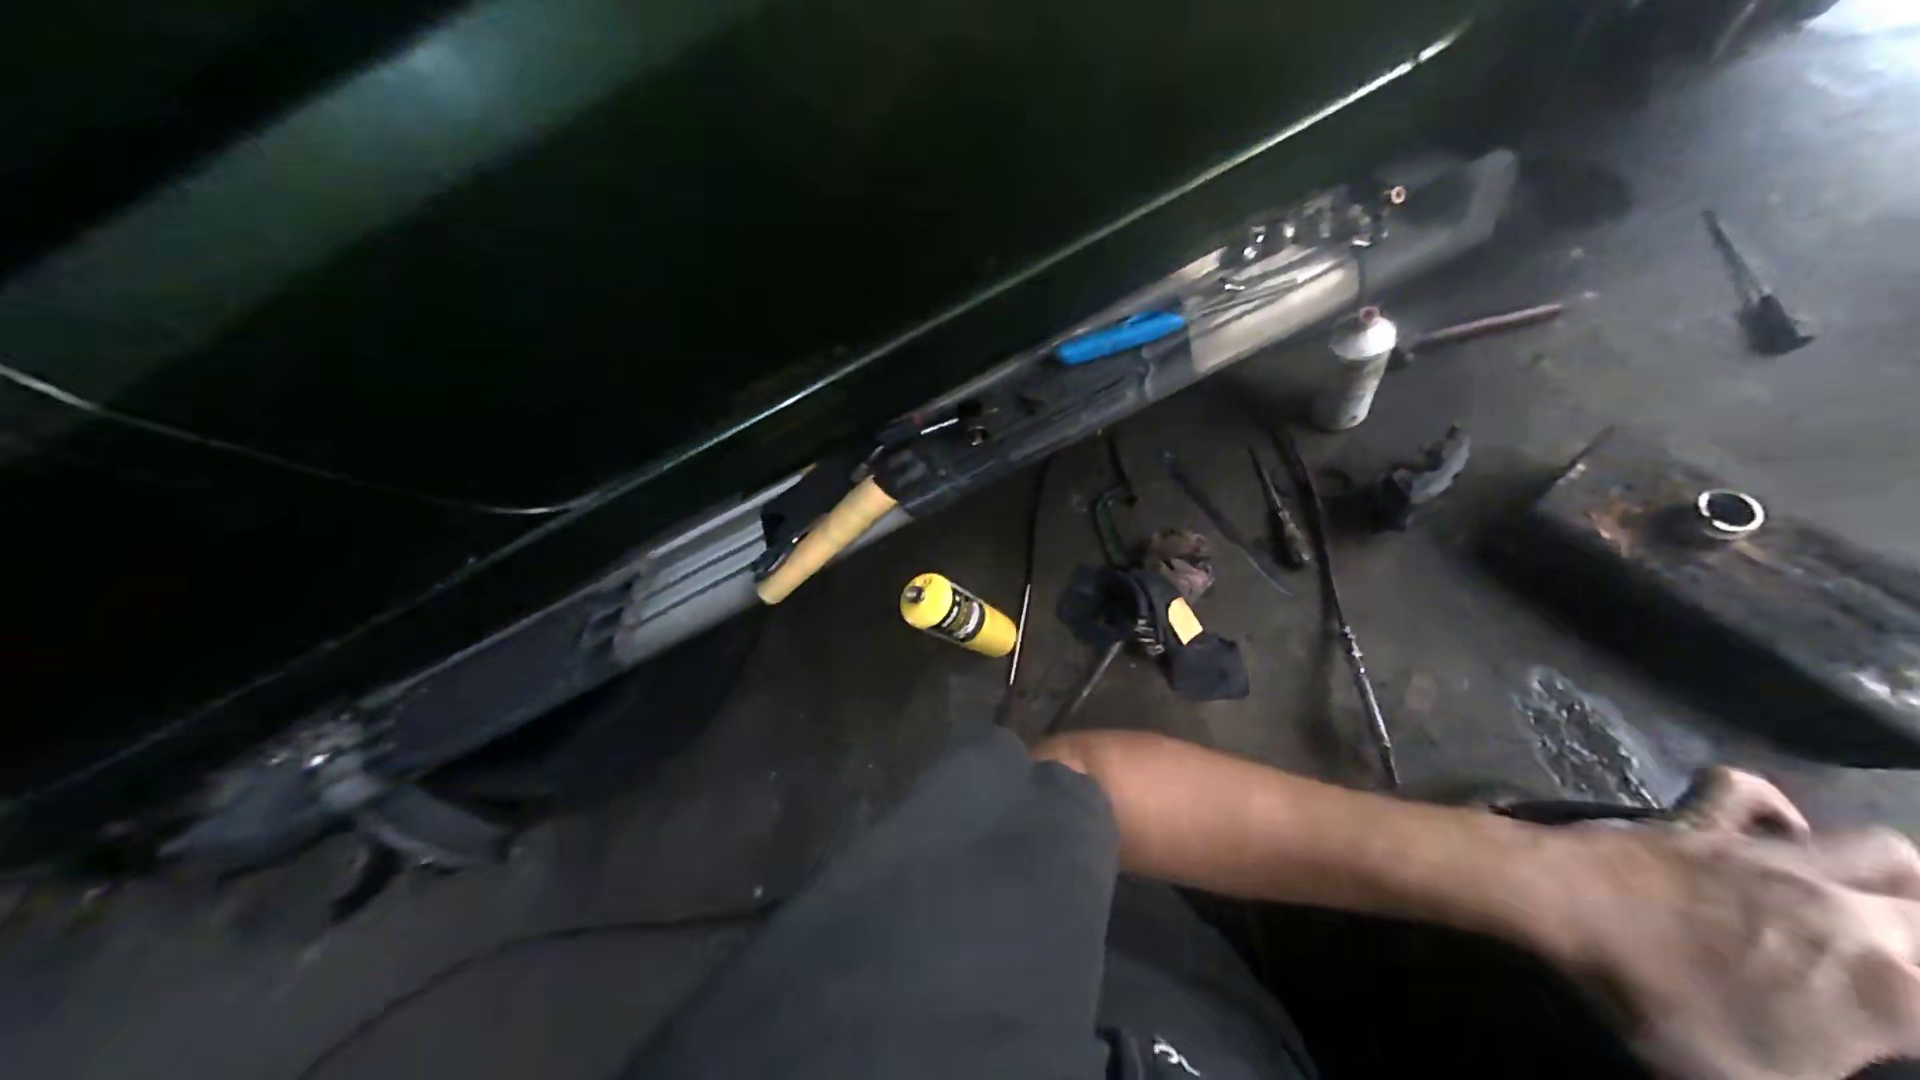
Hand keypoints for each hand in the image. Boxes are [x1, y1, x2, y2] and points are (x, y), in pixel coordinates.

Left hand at [1551, 768, 1919, 1079]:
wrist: (1564, 901)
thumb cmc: (1657, 1002)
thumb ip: (1816, 1073)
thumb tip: (1824, 1050)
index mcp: (1889, 991)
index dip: (1907, 1023)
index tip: (1886, 1028)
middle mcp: (1850, 912)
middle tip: (1892, 970)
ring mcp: (1770, 854)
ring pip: (1882, 851)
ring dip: (1893, 880)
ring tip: (1878, 904)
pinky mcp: (1700, 817)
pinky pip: (1745, 791)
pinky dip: (1766, 805)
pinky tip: (1770, 824)